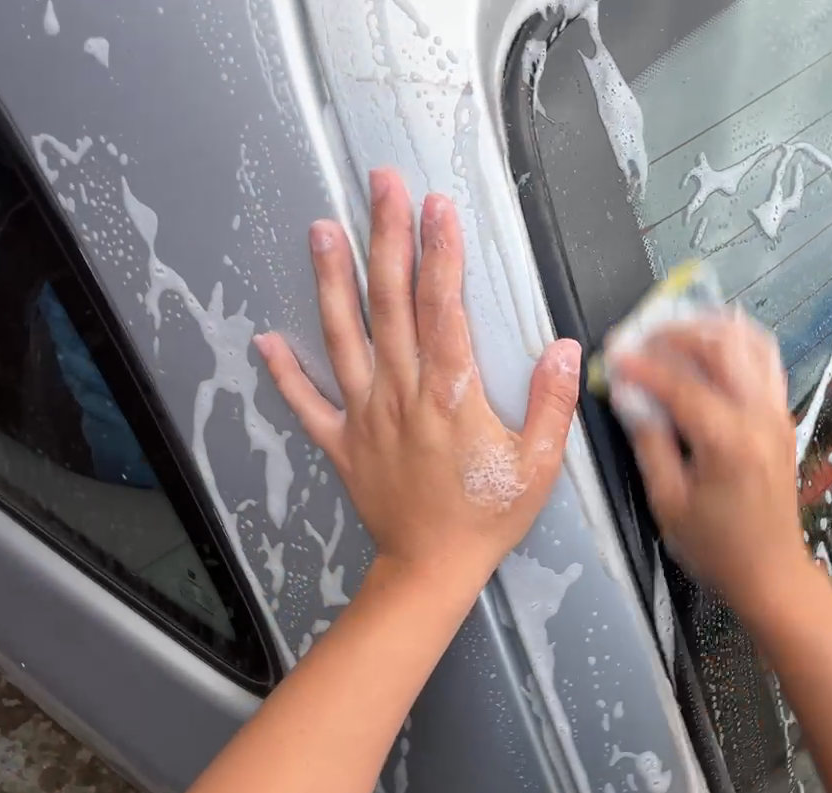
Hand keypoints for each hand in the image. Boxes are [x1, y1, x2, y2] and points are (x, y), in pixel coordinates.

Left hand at [255, 169, 582, 590]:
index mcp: (451, 397)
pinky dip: (285, 374)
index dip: (441, 254)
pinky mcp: (343, 443)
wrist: (433, 568)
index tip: (437, 206)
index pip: (445, 310)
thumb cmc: (487, 518)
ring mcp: (366, 417)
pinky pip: (308, 404)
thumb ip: (551, 406)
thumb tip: (565, 350)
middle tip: (381, 185)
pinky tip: (266, 341)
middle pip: (392, 305)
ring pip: (345, 339)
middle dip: (389, 239)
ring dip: (333, 282)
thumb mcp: (536, 468)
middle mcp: (402, 395)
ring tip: (323, 230)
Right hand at [610, 313, 814, 612]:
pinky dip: (737, 343)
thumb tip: (628, 397)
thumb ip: (649, 442)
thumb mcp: (668, 502)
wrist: (770, 571)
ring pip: (751, 343)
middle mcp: (760, 417)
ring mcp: (777, 414)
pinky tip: (711, 347)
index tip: (614, 353)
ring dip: (710, 328)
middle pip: (721, 346)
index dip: (642, 364)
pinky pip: (765, 361)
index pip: (679, 383)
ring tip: (675, 329)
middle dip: (677, 332)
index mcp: (728, 441)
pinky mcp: (782, 418)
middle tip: (642, 336)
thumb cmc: (716, 547)